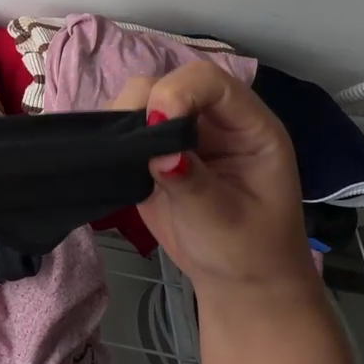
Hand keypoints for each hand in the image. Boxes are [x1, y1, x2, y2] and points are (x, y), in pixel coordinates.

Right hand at [112, 63, 315, 296]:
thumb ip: (192, 183)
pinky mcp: (155, 144)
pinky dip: (113, 131)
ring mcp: (184, 130)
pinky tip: (115, 157)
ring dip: (123, 117)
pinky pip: (125, 119)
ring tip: (123, 157)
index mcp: (250, 128)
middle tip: (129, 146)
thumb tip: (159, 153)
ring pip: (140, 96)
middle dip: (143, 105)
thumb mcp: (225, 222)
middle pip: (169, 81)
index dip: (179, 90)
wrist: (238, 281)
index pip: (211, 82)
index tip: (155, 124)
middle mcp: (215, 119)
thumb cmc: (248, 252)